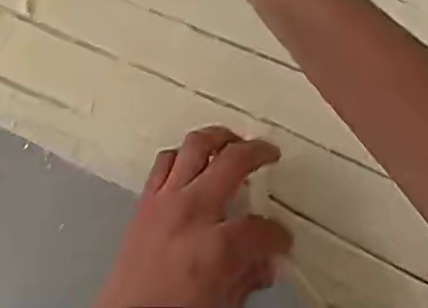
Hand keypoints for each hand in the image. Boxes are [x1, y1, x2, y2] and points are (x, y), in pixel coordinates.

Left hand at [94, 126, 290, 307]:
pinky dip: (182, 153)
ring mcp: (166, 200)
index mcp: (214, 247)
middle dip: (257, 153)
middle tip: (269, 153)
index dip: (277, 235)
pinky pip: (165, 161)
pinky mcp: (146, 200)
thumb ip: (246, 278)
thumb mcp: (221, 307)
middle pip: (231, 162)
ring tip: (233, 139)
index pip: (260, 230)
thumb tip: (265, 262)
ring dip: (219, 136)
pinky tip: (192, 157)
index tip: (281, 239)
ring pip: (196, 145)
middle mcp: (190, 212)